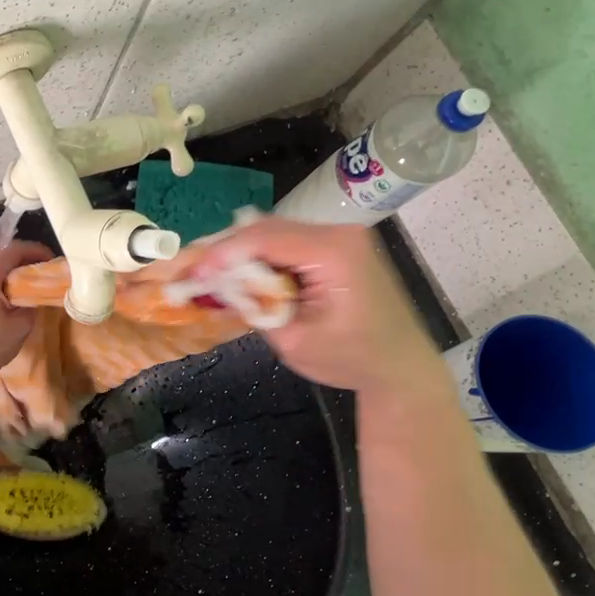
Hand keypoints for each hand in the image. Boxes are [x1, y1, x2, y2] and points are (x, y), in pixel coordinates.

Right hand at [199, 217, 439, 394]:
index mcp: (333, 253)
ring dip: (242, 254)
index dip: (223, 254)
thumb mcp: (294, 340)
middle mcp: (339, 233)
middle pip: (266, 229)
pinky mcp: (337, 246)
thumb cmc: (350, 358)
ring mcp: (340, 237)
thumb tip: (216, 287)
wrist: (400, 366)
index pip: (263, 238)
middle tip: (196, 274)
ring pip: (273, 233)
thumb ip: (255, 307)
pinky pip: (288, 242)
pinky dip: (262, 258)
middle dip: (227, 251)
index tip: (194, 274)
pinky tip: (244, 277)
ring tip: (213, 277)